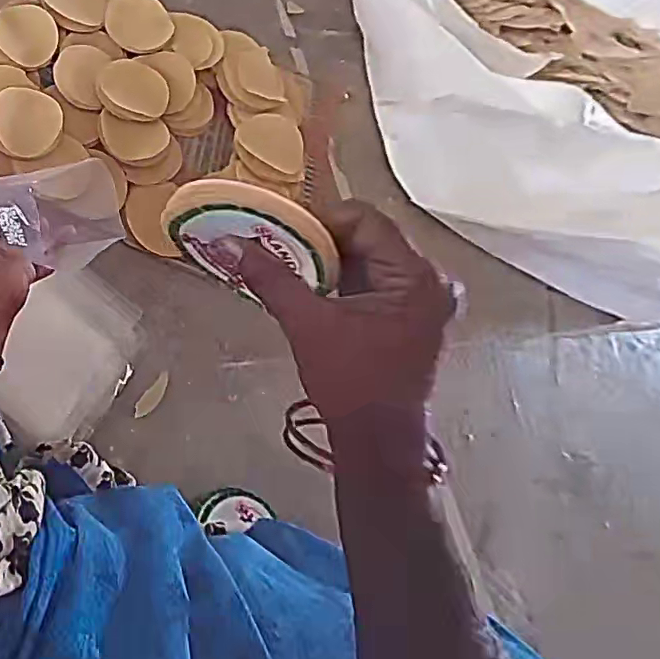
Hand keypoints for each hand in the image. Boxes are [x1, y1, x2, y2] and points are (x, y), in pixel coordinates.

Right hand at [230, 201, 454, 421]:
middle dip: (321, 237)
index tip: (282, 230)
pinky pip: (372, 274)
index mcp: (415, 277)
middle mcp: (430, 279)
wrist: (377, 440)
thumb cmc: (349, 383)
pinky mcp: (411, 311)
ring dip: (329, 255)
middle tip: (280, 244)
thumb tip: (229, 243)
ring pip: (368, 253)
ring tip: (291, 262)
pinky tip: (312, 283)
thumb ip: (270, 277)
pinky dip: (341, 273)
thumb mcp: (306, 323)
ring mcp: (423, 297)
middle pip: (369, 233)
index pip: (365, 219)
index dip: (320, 218)